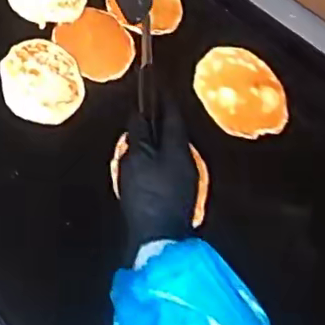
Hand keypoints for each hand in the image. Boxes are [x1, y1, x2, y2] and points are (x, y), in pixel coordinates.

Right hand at [117, 98, 196, 257]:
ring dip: (158, 138)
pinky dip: (158, 155)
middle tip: (145, 106)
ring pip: (172, 149)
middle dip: (160, 118)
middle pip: (174, 132)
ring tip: (141, 132)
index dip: (163, 97)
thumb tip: (138, 113)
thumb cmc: (147, 194)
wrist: (159, 240)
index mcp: (178, 148)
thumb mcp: (136, 157)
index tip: (155, 84)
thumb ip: (138, 132)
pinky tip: (145, 161)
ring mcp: (187, 180)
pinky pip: (169, 165)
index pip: (172, 114)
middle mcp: (188, 161)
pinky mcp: (181, 195)